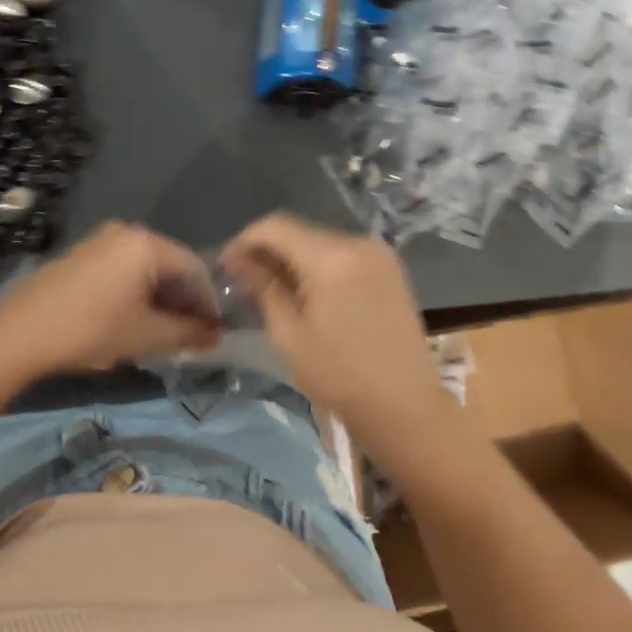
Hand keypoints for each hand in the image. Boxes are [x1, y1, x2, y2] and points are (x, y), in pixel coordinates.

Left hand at [0, 221, 220, 375]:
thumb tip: (217, 334)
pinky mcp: (81, 256)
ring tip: (162, 333)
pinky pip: (122, 270)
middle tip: (190, 335)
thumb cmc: (91, 329)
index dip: (208, 301)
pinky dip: (135, 292)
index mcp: (146, 243)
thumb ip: (188, 332)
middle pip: (170, 265)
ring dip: (159, 299)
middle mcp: (125, 232)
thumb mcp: (147, 335)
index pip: (195, 267)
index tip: (213, 331)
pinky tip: (131, 321)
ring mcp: (99, 241)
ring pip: (145, 269)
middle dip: (183, 300)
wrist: (20, 334)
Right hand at [222, 213, 451, 445]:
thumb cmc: (339, 375)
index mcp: (331, 258)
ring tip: (274, 290)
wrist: (405, 404)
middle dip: (268, 251)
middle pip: (299, 231)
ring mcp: (379, 253)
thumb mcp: (289, 334)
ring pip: (321, 242)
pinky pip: (343, 254)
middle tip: (244, 281)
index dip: (244, 240)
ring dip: (294, 259)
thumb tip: (239, 261)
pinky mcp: (390, 267)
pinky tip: (308, 292)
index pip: (275, 226)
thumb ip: (263, 288)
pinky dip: (320, 266)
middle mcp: (358, 243)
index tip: (226, 265)